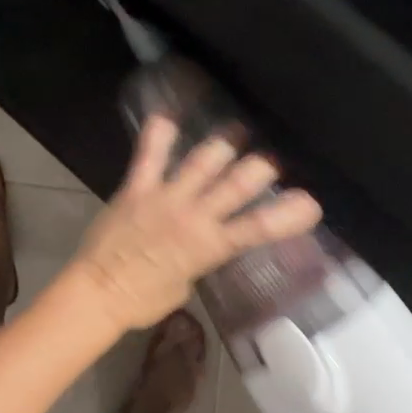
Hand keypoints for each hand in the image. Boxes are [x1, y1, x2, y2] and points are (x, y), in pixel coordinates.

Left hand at [65, 116, 322, 331]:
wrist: (100, 291)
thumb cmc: (144, 300)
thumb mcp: (186, 284)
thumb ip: (199, 256)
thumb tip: (201, 243)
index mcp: (210, 246)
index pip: (258, 228)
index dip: (287, 215)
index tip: (311, 202)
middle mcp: (193, 215)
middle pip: (236, 184)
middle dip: (260, 167)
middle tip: (275, 155)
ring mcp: (165, 196)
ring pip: (201, 161)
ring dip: (223, 142)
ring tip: (238, 126)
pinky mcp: (137, 186)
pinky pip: (150, 153)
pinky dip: (160, 132)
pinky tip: (168, 113)